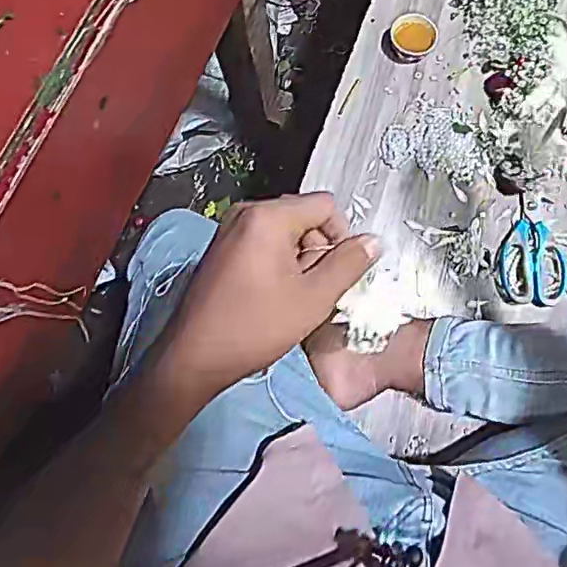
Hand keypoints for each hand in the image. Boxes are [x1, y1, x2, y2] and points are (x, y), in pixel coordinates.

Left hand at [149, 194, 378, 399]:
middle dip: (318, 249)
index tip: (335, 272)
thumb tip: (373, 241)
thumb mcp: (314, 298)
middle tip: (312, 288)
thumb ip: (349, 264)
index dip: (341, 237)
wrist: (193, 360)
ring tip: (292, 296)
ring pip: (288, 231)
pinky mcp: (223, 247)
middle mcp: (247, 213)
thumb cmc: (254, 327)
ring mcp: (231, 229)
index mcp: (268, 217)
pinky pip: (266, 241)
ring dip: (300, 258)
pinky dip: (279, 262)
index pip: (326, 206)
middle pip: (306, 216)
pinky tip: (273, 295)